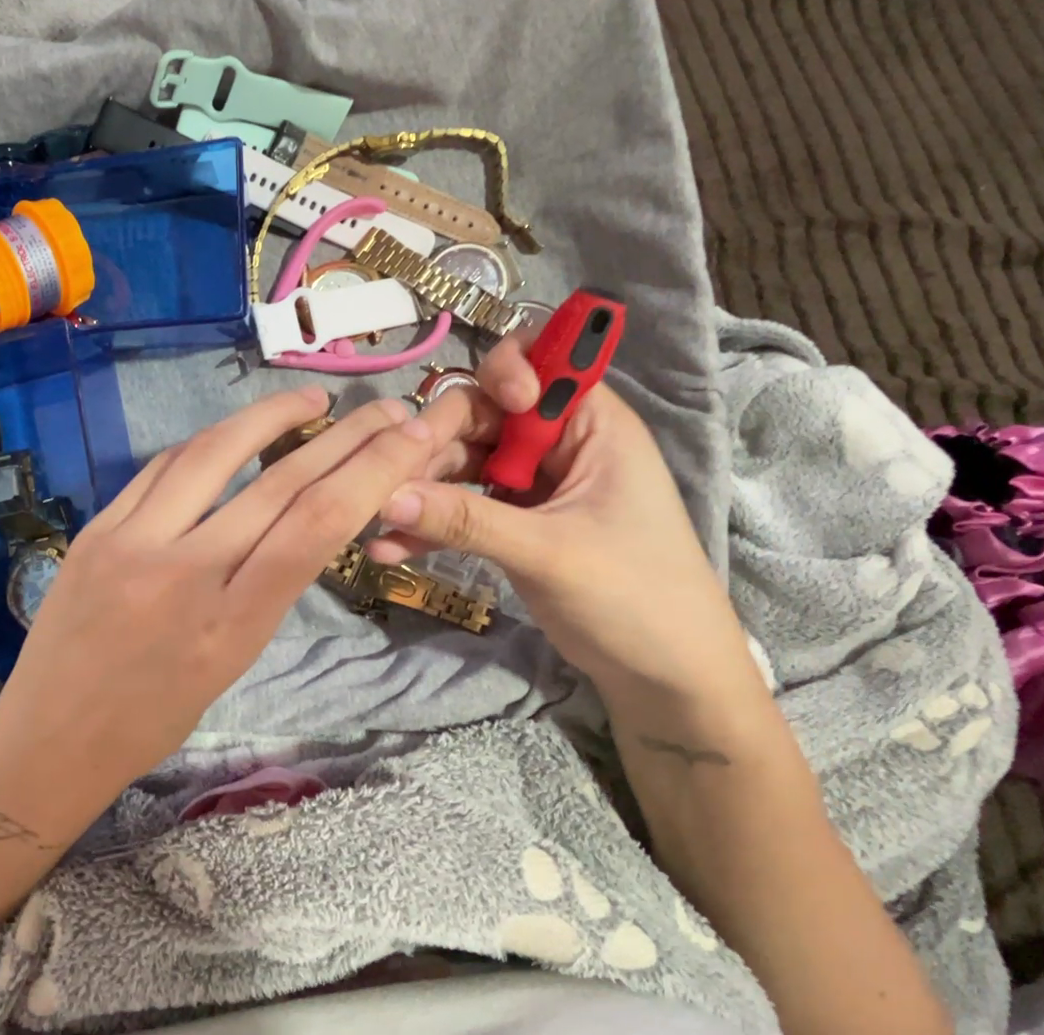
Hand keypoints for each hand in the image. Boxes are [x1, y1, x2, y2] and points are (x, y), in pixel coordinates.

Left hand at [0, 387, 463, 837]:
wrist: (50, 739)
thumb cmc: (151, 723)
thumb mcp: (231, 666)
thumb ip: (265, 590)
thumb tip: (303, 519)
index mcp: (232, 624)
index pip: (317, 524)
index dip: (375, 468)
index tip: (412, 436)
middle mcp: (184, 571)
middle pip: (279, 482)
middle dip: (344, 435)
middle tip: (384, 407)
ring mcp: (130, 542)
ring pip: (212, 454)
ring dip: (269, 416)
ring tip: (312, 399)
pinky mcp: (94, 529)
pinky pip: (159, 469)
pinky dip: (206, 444)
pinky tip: (233, 433)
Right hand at [367, 337, 756, 696]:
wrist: (665, 678)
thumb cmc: (635, 598)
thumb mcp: (549, 553)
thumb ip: (466, 520)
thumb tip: (384, 494)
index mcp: (592, 426)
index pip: (543, 364)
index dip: (503, 372)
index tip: (474, 413)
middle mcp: (557, 444)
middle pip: (481, 416)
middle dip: (435, 445)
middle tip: (392, 483)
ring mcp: (531, 485)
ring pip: (461, 464)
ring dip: (419, 490)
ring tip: (377, 520)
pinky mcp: (512, 523)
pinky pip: (460, 509)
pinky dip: (428, 525)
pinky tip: (390, 549)